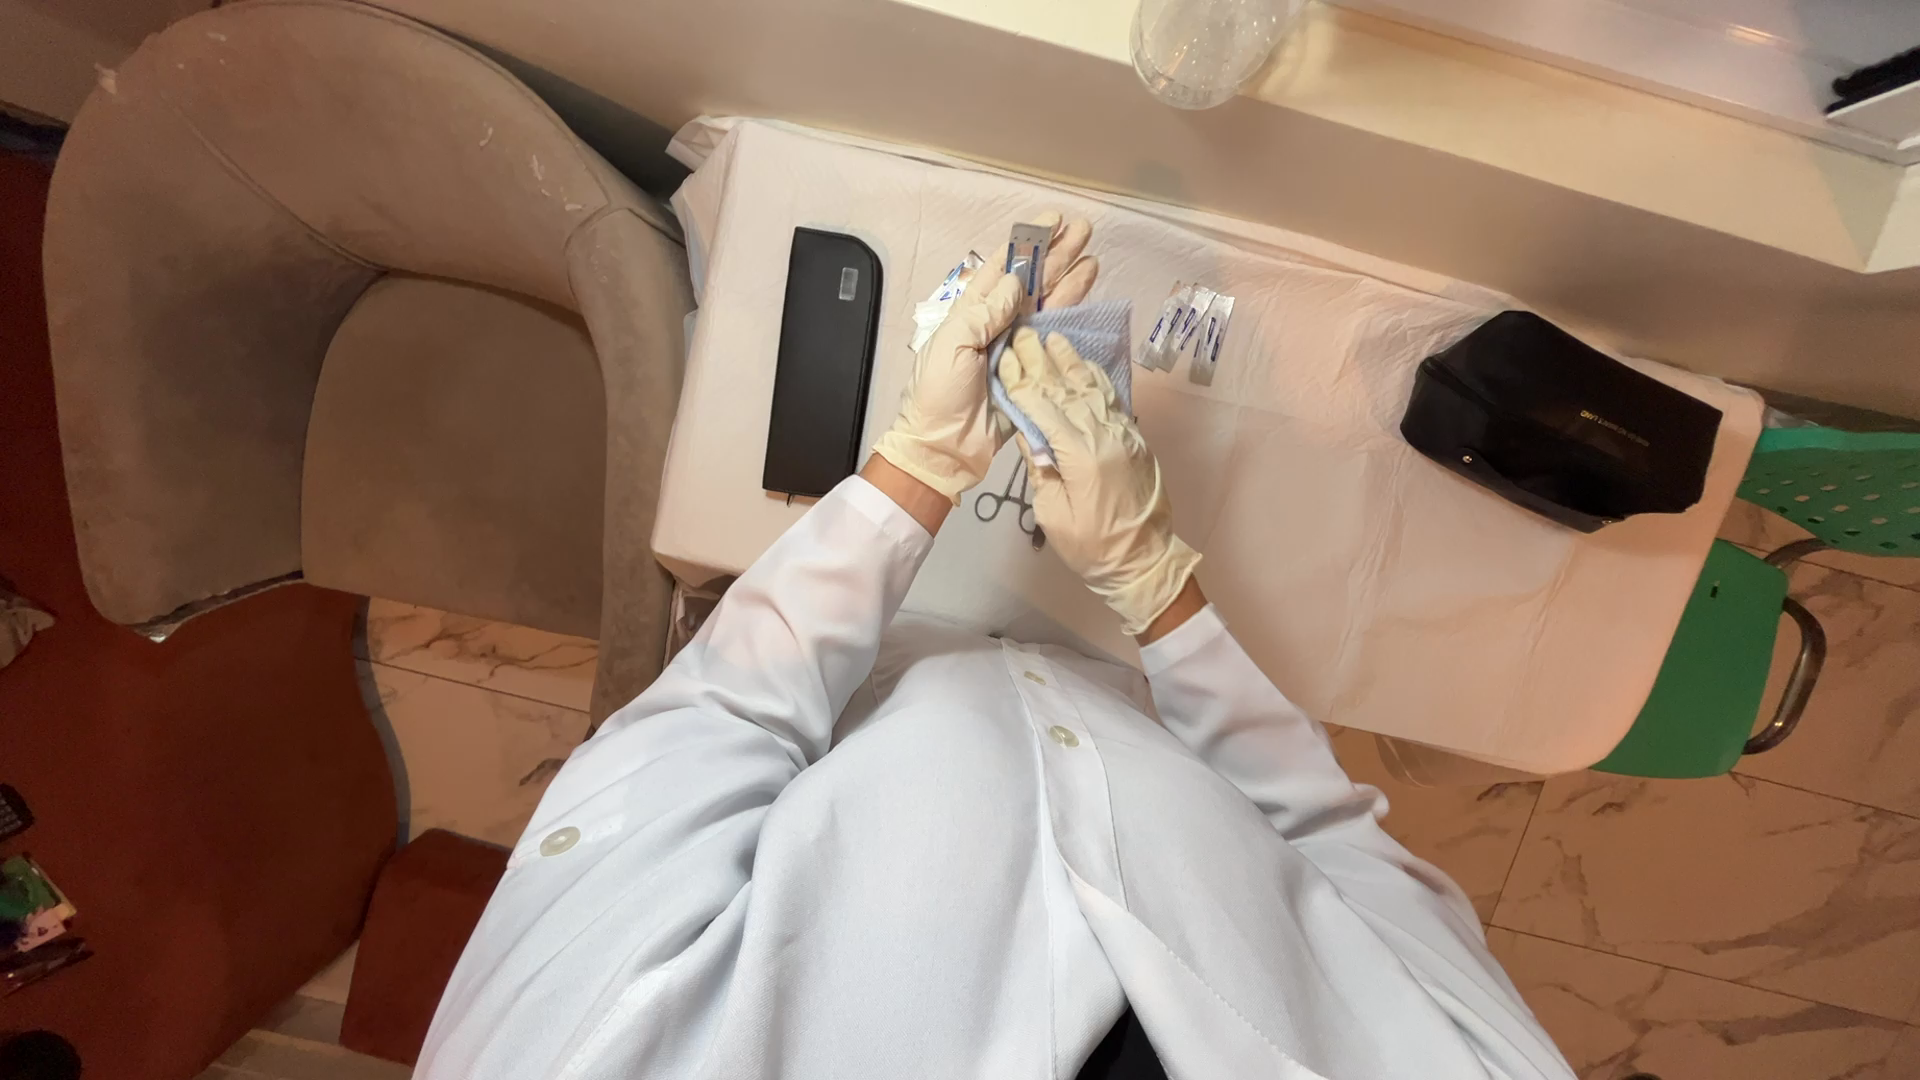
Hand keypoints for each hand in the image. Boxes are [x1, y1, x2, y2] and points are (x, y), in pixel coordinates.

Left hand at [871, 213, 1096, 504]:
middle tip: (1085, 229)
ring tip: (1093, 255)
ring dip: (1070, 280)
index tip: (1052, 219)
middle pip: (1031, 281)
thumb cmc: (939, 395)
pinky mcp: (1033, 371)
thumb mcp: (952, 346)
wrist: (945, 447)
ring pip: (1047, 305)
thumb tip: (1015, 281)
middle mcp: (996, 324)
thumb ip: (984, 312)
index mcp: (970, 313)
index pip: (1001, 268)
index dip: (1027, 242)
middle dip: (1057, 254)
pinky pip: (1054, 337)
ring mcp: (1017, 347)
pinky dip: (1071, 315)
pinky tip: (1087, 295)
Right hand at [998, 328, 1201, 636]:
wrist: (1144, 561)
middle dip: (1042, 362)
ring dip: (1071, 363)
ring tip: (1054, 339)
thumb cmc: (1091, 548)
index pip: (1044, 409)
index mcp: (1081, 455)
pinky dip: (1096, 379)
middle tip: (1024, 335)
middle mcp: (1105, 436)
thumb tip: (1028, 433)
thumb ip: (1040, 469)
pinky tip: (1085, 366)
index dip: (1022, 384)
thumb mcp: (1053, 514)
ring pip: (1093, 389)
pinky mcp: (1135, 440)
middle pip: (1068, 390)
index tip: (1005, 360)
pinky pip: (1112, 400)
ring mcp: (1124, 435)